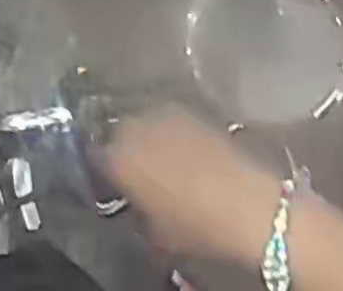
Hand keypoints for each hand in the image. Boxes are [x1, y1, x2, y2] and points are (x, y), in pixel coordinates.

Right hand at [104, 105, 278, 260]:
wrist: (247, 204)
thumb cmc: (199, 227)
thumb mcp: (159, 235)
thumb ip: (137, 215)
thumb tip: (135, 206)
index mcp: (116, 160)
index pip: (95, 158)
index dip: (105, 170)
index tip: (115, 182)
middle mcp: (127, 128)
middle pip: (117, 135)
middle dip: (125, 149)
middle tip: (141, 171)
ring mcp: (155, 113)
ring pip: (140, 123)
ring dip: (147, 137)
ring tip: (164, 157)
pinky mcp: (181, 108)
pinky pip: (164, 118)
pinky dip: (168, 130)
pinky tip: (184, 147)